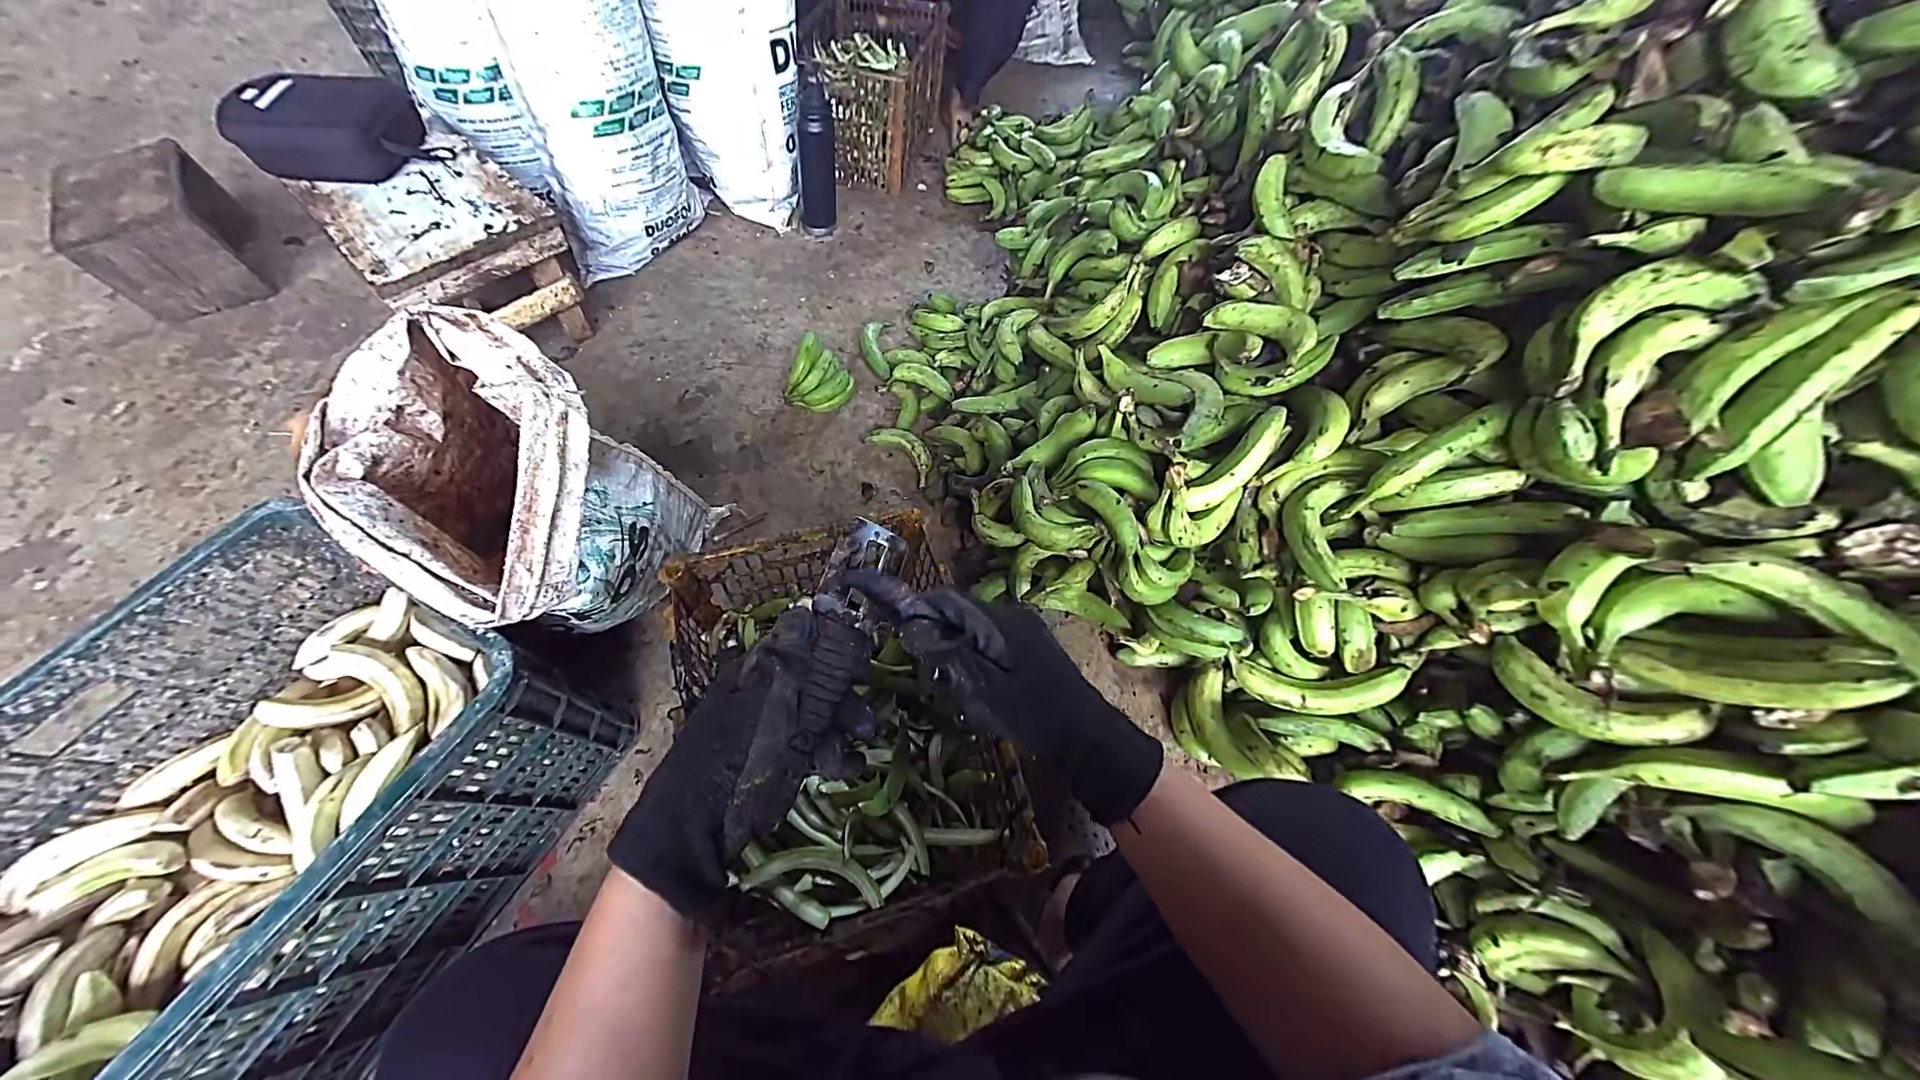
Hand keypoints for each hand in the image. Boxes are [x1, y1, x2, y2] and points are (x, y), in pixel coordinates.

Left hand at [608, 607, 874, 921]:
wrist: (695, 829)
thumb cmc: (741, 760)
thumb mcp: (778, 705)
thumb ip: (801, 660)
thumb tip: (815, 606)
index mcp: (759, 666)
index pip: (803, 634)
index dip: (838, 641)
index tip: (865, 658)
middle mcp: (762, 686)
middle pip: (815, 673)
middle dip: (846, 692)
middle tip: (869, 712)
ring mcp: (765, 721)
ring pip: (814, 708)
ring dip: (843, 723)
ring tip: (862, 745)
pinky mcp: (769, 753)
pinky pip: (806, 740)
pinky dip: (828, 749)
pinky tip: (848, 766)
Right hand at [843, 572, 1162, 824]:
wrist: (1087, 736)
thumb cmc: (1034, 714)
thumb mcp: (983, 688)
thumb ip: (947, 654)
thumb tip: (910, 626)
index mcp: (998, 621)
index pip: (946, 599)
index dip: (916, 607)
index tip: (893, 624)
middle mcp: (1010, 616)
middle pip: (958, 614)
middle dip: (937, 636)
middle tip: (928, 670)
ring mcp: (1022, 631)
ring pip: (972, 630)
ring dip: (955, 652)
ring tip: (957, 690)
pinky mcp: (1029, 648)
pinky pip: (989, 643)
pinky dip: (974, 661)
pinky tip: (978, 692)